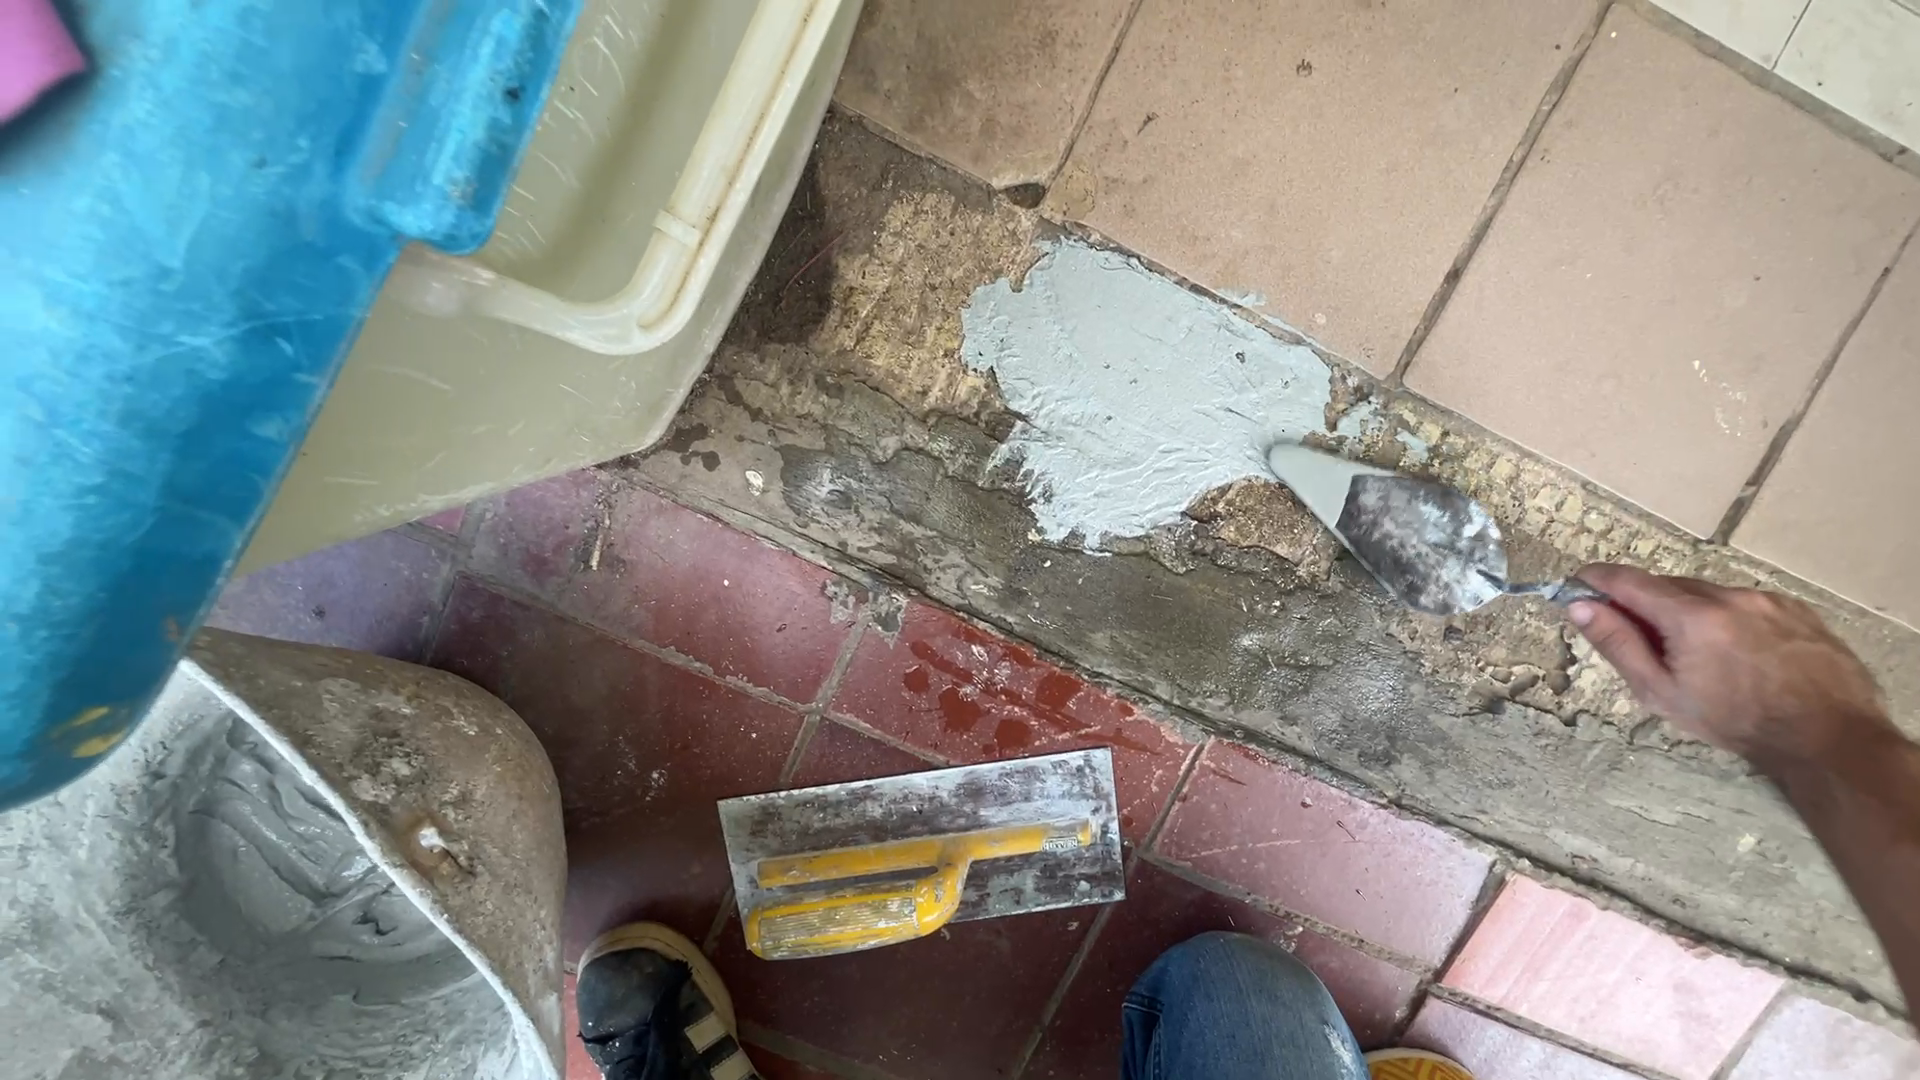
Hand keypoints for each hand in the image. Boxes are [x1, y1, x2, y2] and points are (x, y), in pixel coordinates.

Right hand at [1567, 564, 1889, 769]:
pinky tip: (1733, 649)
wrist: (1831, 739)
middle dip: (1643, 603)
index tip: (1576, 585)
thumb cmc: (1733, 719)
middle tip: (1638, 637)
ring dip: (1684, 609)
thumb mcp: (1658, 690)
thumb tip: (1579, 606)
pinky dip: (1722, 615)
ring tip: (1692, 649)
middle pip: (1666, 585)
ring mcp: (1768, 600)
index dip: (1595, 579)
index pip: (1627, 580)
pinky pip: (1741, 602)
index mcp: (1692, 616)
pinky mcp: (1797, 610)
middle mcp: (1730, 596)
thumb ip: (1617, 643)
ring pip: (1705, 593)